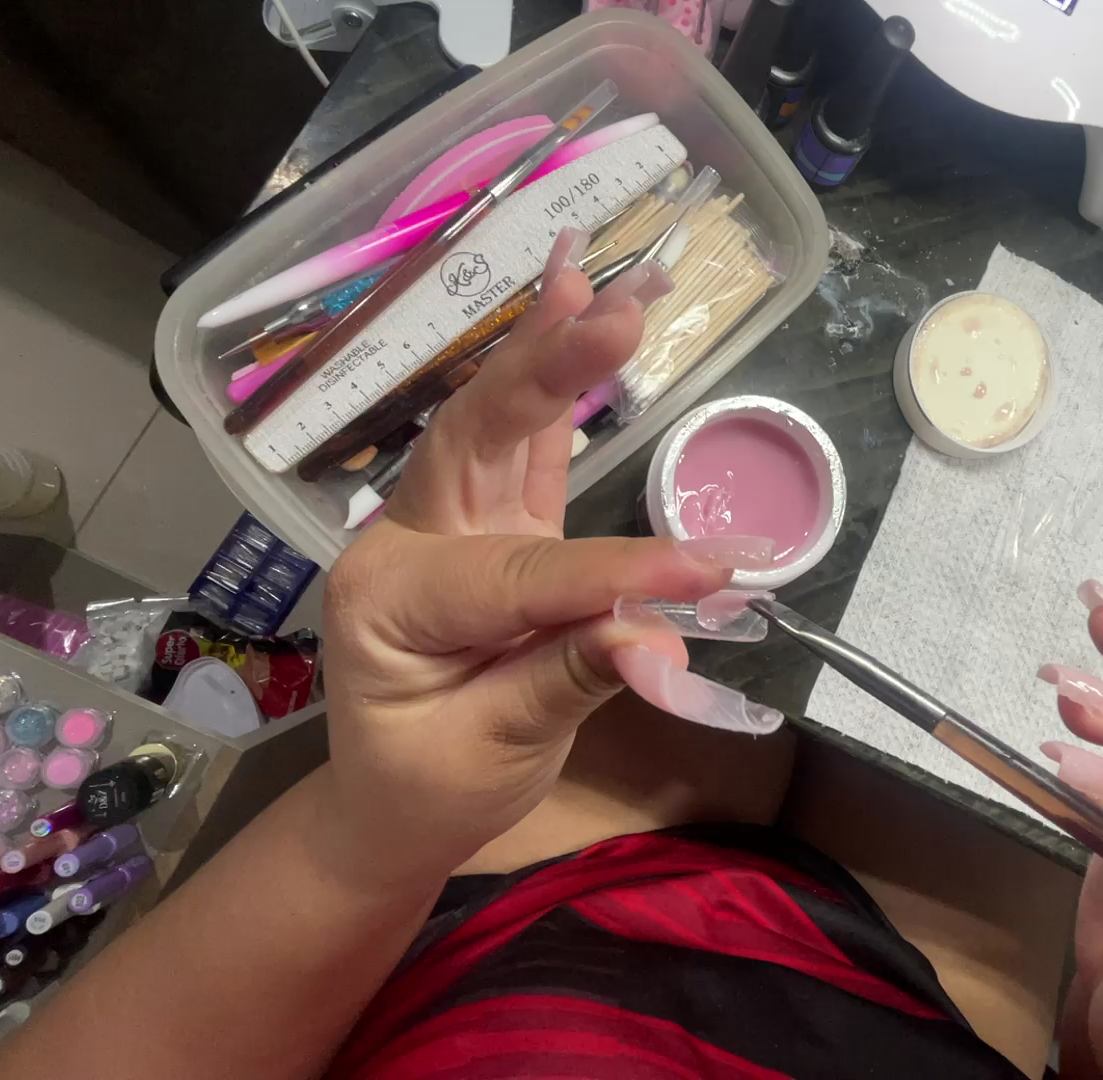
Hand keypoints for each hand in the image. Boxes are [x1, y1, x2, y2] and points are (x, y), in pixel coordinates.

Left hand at [320, 229, 777, 885]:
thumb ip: (568, 680)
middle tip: (617, 314)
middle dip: (545, 373)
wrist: (394, 801)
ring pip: (493, 425)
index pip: (520, 575)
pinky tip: (575, 324)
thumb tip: (658, 634)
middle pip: (475, 440)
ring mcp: (450, 527)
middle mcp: (409, 542)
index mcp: (390, 600)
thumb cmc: (430, 788)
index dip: (618, 573)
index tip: (711, 573)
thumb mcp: (493, 752)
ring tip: (590, 280)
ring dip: (546, 351)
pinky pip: (519, 449)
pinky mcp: (492, 527)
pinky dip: (550, 389)